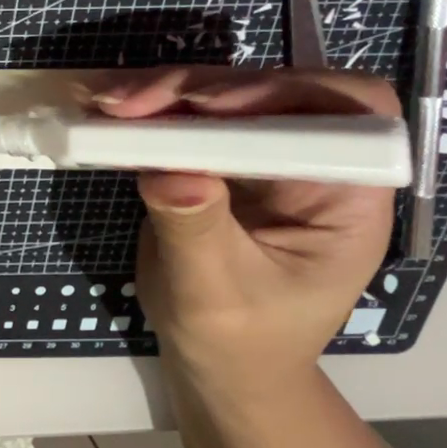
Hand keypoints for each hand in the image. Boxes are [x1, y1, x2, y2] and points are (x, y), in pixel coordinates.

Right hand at [96, 67, 401, 390]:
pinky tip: (100, 113)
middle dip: (198, 88)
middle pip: (270, 90)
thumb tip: (172, 175)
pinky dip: (141, 109)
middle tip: (126, 103)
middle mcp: (308, 164)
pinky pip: (181, 117)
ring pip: (218, 95)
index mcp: (344, 196)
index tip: (206, 106)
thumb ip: (196, 231)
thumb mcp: (214, 293)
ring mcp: (256, 158)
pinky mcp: (210, 159)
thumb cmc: (238, 338)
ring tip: (103, 105)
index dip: (284, 92)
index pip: (346, 113)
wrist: (218, 359)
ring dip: (160, 93)